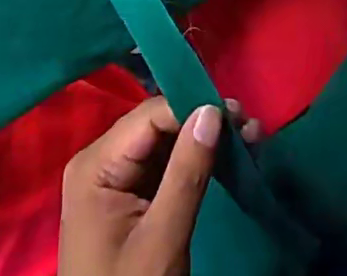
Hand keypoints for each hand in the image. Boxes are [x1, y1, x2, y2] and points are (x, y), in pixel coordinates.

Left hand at [60, 98, 258, 275]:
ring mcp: (115, 179)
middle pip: (158, 126)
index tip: (238, 113)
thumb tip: (212, 110)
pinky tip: (226, 158)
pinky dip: (196, 162)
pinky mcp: (130, 198)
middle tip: (250, 126)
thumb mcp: (161, 239)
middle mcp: (101, 160)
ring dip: (205, 141)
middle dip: (203, 122)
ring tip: (248, 137)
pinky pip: (165, 167)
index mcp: (96, 163)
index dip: (193, 107)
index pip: (149, 116)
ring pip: (165, 144)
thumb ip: (186, 173)